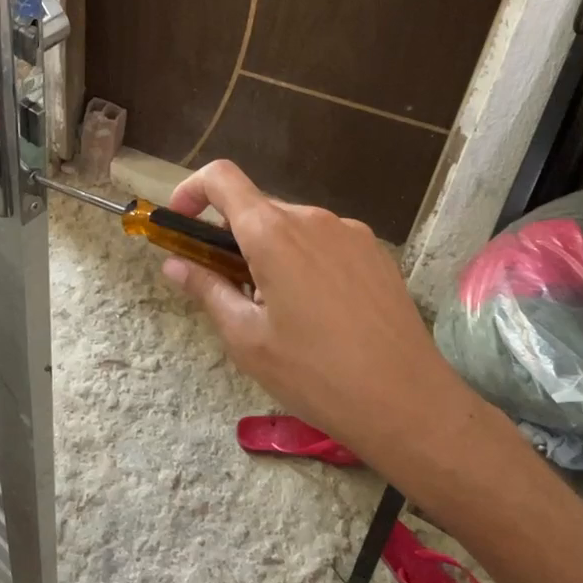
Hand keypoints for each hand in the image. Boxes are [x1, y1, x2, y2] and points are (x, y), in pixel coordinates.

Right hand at [158, 161, 479, 467]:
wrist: (408, 403)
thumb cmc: (315, 374)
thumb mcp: (246, 338)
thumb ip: (206, 290)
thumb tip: (174, 264)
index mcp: (273, 234)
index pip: (221, 178)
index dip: (191, 191)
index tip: (181, 225)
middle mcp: (313, 219)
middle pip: (257, 208)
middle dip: (231, 238)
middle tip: (227, 289)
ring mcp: (350, 233)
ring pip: (292, 227)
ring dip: (270, 252)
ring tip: (277, 311)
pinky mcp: (376, 253)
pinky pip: (325, 242)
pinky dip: (304, 261)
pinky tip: (318, 312)